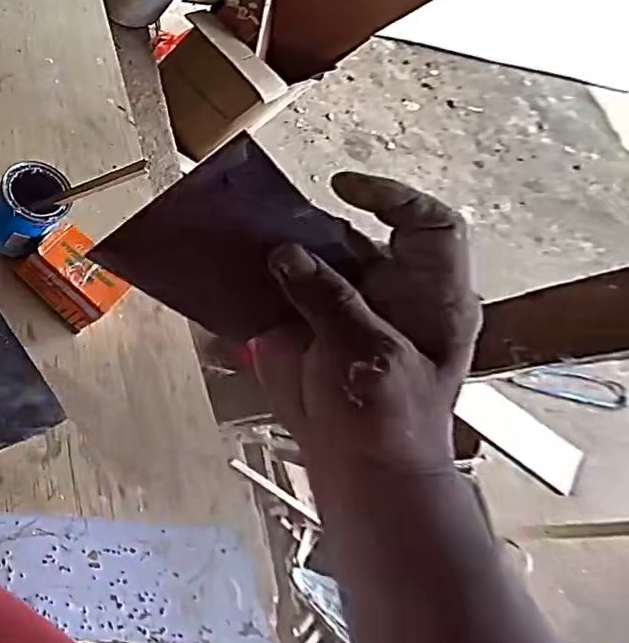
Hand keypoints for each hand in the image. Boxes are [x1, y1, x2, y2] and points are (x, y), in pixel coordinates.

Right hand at [252, 173, 481, 483]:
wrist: (352, 454)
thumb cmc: (386, 412)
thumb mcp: (370, 354)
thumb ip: (330, 302)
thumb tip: (286, 254)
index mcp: (425, 295)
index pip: (427, 228)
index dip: (393, 200)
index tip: (342, 187)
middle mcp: (378, 289)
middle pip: (346, 236)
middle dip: (304, 221)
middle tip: (261, 213)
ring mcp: (330, 302)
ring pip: (297, 257)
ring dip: (264, 245)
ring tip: (229, 234)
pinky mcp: (290, 318)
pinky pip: (262, 284)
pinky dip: (239, 274)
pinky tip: (216, 266)